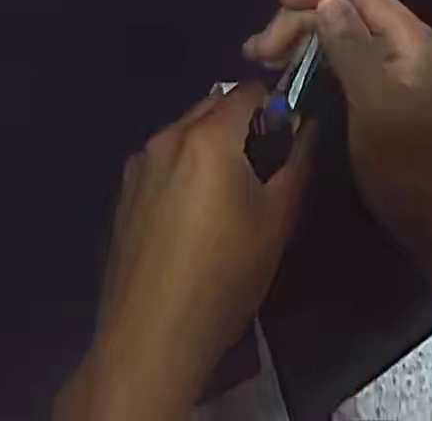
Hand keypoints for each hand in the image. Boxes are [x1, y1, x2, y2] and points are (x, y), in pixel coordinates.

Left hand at [68, 84, 311, 420]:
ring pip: (189, 129)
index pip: (249, 91)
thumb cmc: (226, 272)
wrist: (151, 341)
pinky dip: (189, 163)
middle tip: (264, 162)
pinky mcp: (124, 194)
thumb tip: (308, 124)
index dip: (276, 104)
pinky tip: (196, 212)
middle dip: (245, 121)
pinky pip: (167, 157)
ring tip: (231, 189)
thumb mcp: (280, 214)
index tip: (288, 135)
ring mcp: (140, 166)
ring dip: (215, 141)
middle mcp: (168, 138)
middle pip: (216, 104)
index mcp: (208, 137)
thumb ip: (301, 156)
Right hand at [249, 0, 431, 237]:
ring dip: (300, 39)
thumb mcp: (374, 100)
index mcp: (410, 36)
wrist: (425, 210)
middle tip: (259, 51)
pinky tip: (284, 70)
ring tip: (261, 58)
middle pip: (347, 10)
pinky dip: (310, 58)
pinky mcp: (375, 85)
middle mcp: (401, 42)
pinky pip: (340, 57)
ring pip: (339, 33)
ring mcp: (389, 64)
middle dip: (302, 20)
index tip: (277, 2)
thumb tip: (327, 0)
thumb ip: (352, 47)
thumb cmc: (402, 157)